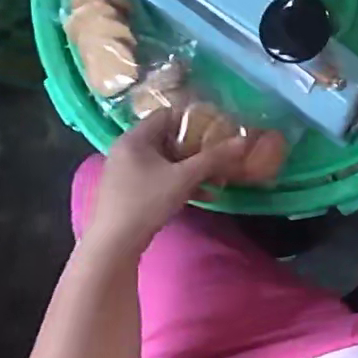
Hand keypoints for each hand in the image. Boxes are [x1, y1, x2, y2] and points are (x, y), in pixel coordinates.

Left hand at [86, 110, 248, 253]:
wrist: (114, 243)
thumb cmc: (147, 202)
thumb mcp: (184, 178)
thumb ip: (213, 158)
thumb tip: (243, 141)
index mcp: (135, 138)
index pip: (166, 114)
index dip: (192, 119)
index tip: (215, 130)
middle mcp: (126, 149)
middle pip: (167, 139)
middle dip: (196, 149)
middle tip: (219, 156)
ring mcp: (124, 171)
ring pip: (164, 162)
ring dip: (190, 169)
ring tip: (217, 179)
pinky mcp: (127, 191)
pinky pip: (157, 178)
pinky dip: (178, 183)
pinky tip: (203, 197)